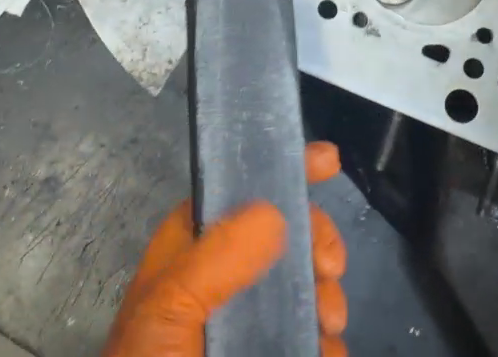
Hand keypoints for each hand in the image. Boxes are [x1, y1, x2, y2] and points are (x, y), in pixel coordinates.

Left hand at [104, 142, 347, 355]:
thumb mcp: (167, 312)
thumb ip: (214, 259)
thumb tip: (274, 212)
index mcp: (190, 255)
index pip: (236, 194)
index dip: (279, 171)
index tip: (326, 160)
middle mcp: (223, 284)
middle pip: (284, 237)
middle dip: (316, 240)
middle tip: (329, 266)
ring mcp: (249, 328)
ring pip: (305, 288)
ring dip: (326, 296)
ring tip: (327, 322)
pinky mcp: (272, 352)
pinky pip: (314, 341)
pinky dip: (329, 343)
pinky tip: (325, 351)